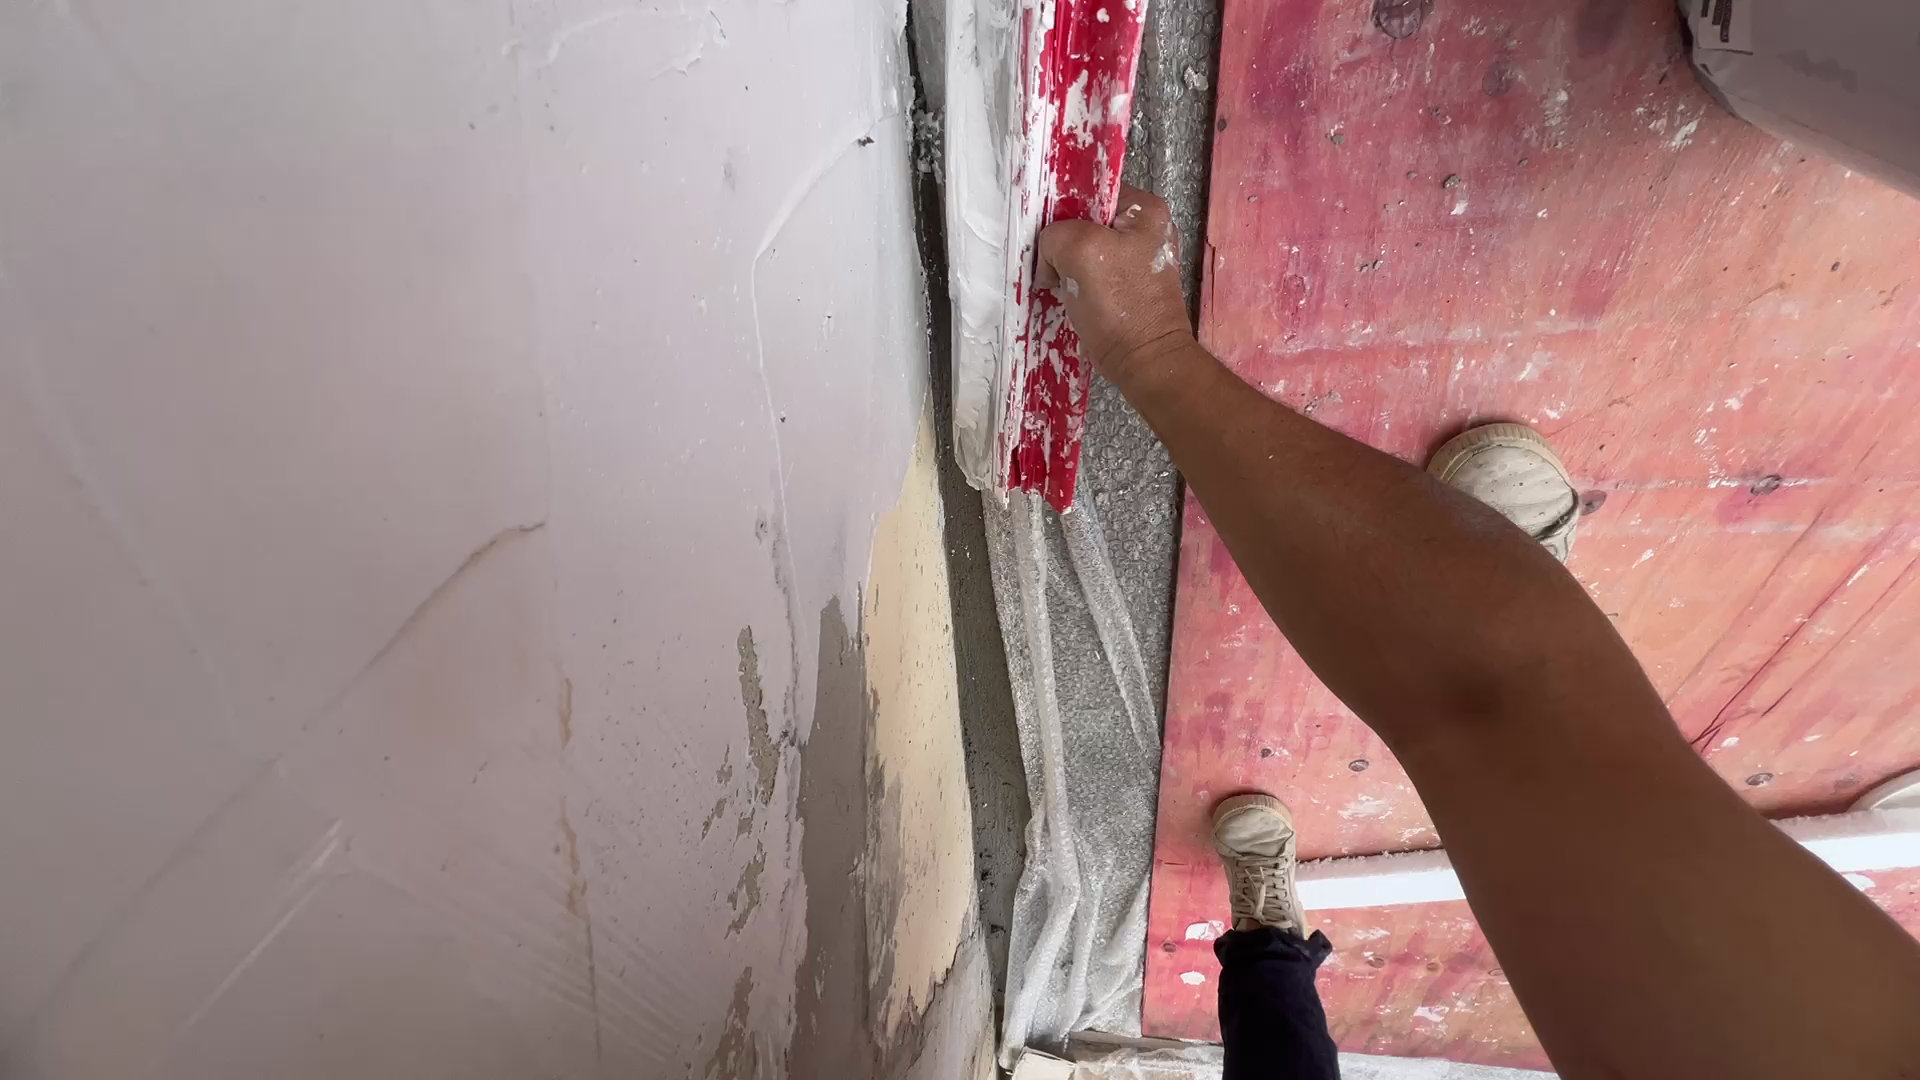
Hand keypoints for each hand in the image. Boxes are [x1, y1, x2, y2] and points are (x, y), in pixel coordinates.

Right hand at [1035, 185, 1195, 382]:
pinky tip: (1066, 298)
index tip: (1046, 235)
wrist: (1143, 361)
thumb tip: (1050, 256)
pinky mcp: (1123, 292)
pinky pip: (1087, 278)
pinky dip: (1072, 287)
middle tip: (1050, 264)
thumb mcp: (1080, 252)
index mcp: (1145, 210)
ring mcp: (1134, 264)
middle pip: (1085, 224)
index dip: (1064, 210)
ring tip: (1057, 285)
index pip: (1092, 192)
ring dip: (1064, 269)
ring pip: (1083, 254)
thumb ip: (1055, 235)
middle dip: (1061, 244)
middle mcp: (1144, 232)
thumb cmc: (1120, 306)